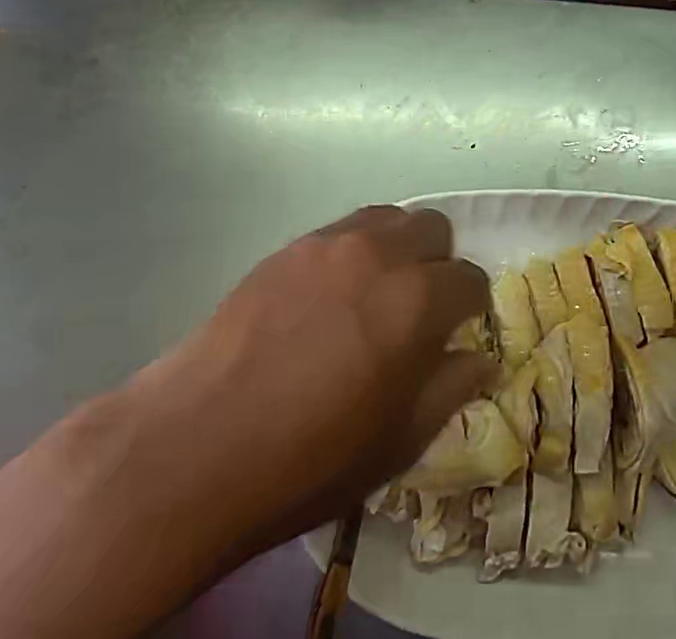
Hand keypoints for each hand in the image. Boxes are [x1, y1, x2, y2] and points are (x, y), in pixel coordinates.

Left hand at [121, 205, 494, 553]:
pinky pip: (340, 232)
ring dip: (397, 248)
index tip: (456, 334)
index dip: (471, 309)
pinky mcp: (285, 250)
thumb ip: (450, 387)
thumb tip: (477, 359)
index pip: (470, 280)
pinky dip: (354, 253)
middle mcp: (379, 254)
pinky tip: (329, 300)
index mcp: (418, 299)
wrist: (197, 444)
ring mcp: (327, 245)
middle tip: (419, 310)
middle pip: (433, 228)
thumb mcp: (400, 439)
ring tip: (375, 297)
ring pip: (386, 219)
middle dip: (439, 263)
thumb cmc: (311, 456)